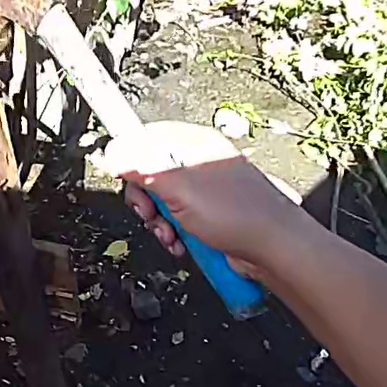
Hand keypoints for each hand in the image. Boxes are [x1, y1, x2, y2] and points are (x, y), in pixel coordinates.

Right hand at [100, 121, 317, 279]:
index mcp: (194, 145)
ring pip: (160, 201)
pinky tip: (181, 242)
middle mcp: (197, 165)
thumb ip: (143, 168)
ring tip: (171, 233)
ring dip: (158, 221)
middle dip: (144, 198)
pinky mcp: (205, 215)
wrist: (272, 249)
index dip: (129, 156)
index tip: (120, 175)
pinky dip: (172, 233)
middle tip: (150, 212)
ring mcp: (202, 191)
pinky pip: (175, 219)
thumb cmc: (240, 214)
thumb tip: (113, 152)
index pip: (147, 138)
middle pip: (149, 173)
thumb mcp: (179, 188)